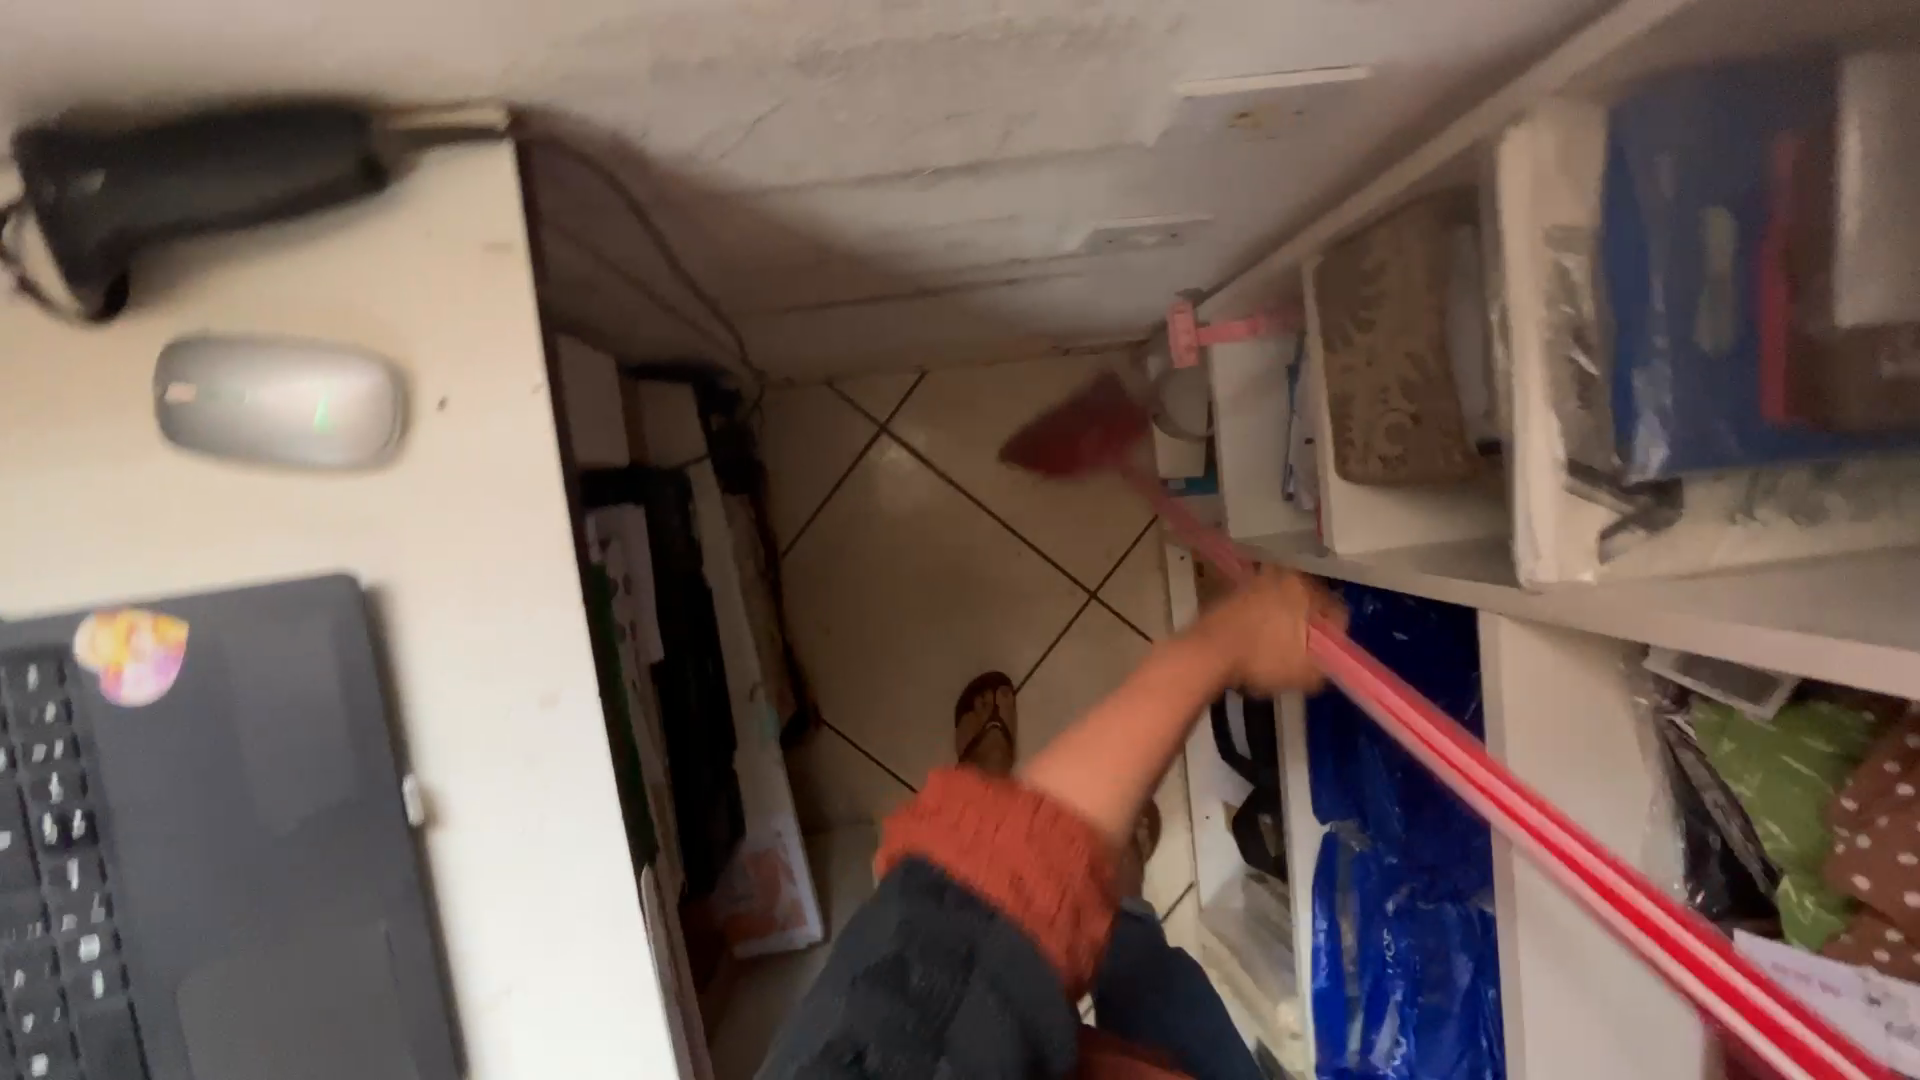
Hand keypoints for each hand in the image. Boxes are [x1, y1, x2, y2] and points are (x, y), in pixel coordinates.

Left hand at [1189, 568, 1343, 694]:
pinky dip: (1258, 625)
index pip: (1336, 611)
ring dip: (1281, 626)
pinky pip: (1255, 611)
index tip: (1328, 657)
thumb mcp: (1308, 673)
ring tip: (1276, 654)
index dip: (1335, 638)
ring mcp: (1250, 582)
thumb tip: (1327, 663)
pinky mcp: (1228, 594)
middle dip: (1307, 629)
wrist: (1206, 652)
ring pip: (1278, 606)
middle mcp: (1278, 575)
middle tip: (1304, 655)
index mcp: (1304, 587)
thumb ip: (1328, 665)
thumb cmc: (1262, 658)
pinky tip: (1254, 647)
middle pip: (1305, 605)